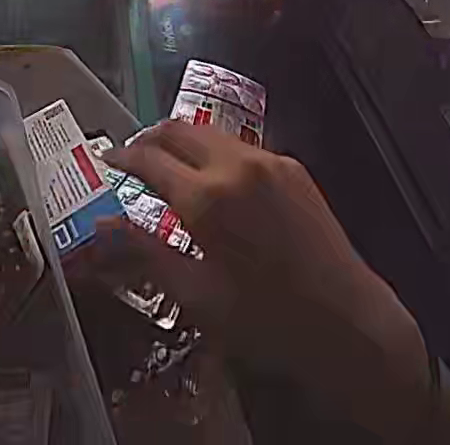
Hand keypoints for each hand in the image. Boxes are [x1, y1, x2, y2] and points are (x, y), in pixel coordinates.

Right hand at [84, 122, 431, 436]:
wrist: (348, 320)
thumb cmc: (266, 319)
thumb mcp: (197, 296)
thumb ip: (145, 252)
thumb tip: (101, 226)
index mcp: (208, 198)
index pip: (151, 159)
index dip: (124, 156)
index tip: (108, 159)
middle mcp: (237, 165)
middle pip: (180, 129)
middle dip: (150, 137)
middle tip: (133, 155)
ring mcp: (269, 160)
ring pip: (212, 133)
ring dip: (184, 141)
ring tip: (169, 164)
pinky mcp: (292, 165)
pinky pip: (242, 148)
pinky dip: (216, 153)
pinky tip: (215, 179)